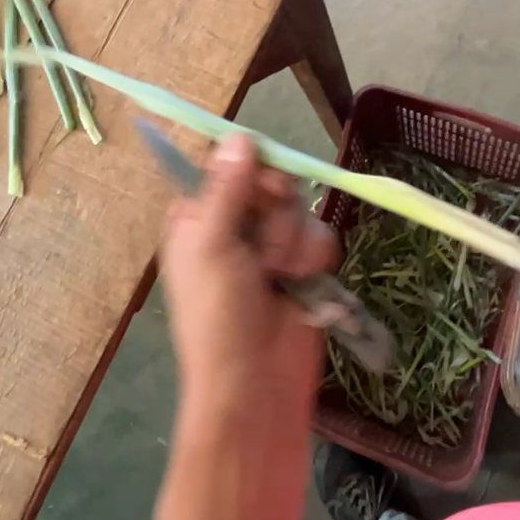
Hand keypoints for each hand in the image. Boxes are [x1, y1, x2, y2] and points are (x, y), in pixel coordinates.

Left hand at [160, 133, 338, 419]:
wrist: (257, 385)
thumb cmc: (219, 317)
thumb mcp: (211, 247)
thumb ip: (226, 188)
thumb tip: (239, 134)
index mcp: (198, 217)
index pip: (228, 165)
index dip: (250, 169)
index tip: (261, 185)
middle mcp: (234, 224)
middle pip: (270, 180)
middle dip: (274, 213)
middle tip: (264, 247)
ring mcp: (271, 245)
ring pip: (299, 207)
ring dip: (292, 242)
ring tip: (277, 276)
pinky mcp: (303, 265)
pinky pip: (320, 234)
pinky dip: (314, 258)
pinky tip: (301, 283)